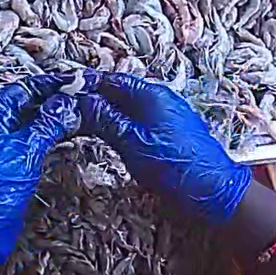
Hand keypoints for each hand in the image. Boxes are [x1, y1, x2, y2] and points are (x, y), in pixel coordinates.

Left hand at [0, 78, 79, 274]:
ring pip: (33, 124)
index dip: (48, 84)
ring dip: (56, 118)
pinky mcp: (12, 167)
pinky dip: (52, 137)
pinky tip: (70, 135)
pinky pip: (35, 143)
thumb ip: (46, 126)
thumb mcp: (23, 154)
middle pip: (28, 105)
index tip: (74, 82)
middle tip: (84, 96)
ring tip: (83, 113)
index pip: (22, 89)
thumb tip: (67, 104)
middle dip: (55, 100)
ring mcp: (3, 149)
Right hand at [77, 73, 251, 223]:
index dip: (85, 85)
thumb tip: (80, 102)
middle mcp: (157, 100)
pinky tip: (103, 137)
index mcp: (150, 94)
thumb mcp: (131, 142)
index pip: (110, 80)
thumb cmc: (174, 165)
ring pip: (124, 109)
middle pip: (117, 93)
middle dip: (91, 101)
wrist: (213, 193)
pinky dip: (115, 126)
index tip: (61, 93)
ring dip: (101, 115)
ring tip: (77, 125)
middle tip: (64, 112)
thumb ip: (104, 120)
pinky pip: (134, 123)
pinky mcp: (165, 135)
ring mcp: (163, 117)